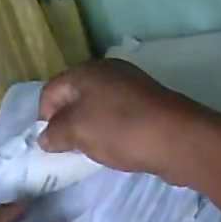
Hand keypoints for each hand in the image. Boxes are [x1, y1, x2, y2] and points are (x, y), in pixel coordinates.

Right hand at [39, 59, 220, 185]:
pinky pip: (118, 116)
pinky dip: (112, 131)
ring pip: (97, 107)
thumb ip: (55, 133)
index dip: (44, 119)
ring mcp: (131, 86)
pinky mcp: (148, 104)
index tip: (51, 145)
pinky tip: (117, 147)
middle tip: (70, 149)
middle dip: (67, 123)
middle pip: (74, 97)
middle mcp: (108, 71)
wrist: (176, 139)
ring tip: (93, 150)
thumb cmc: (119, 130)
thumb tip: (45, 137)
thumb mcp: (77, 131)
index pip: (50, 92)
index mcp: (85, 71)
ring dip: (90, 128)